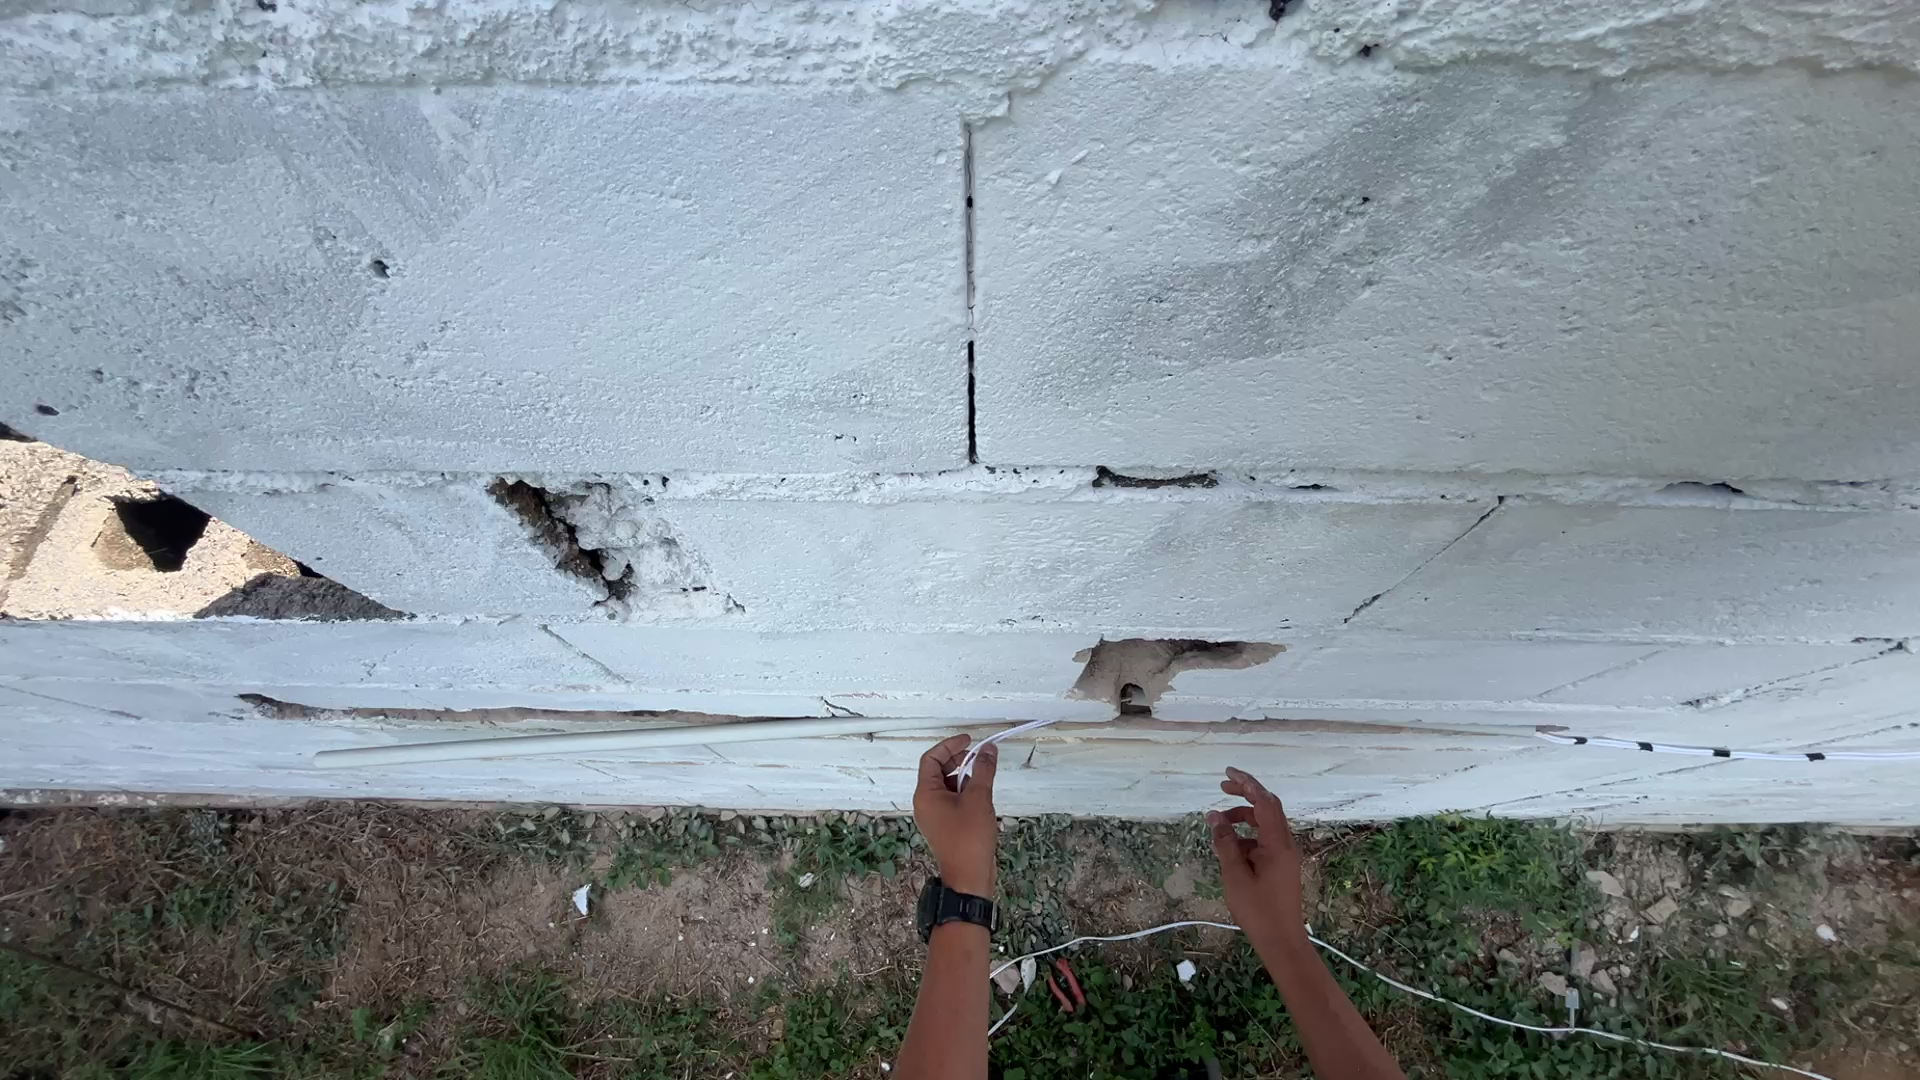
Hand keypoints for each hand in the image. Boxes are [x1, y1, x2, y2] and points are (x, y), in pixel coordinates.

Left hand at [913, 734, 998, 896]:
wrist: (969, 879)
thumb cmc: (969, 837)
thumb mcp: (978, 798)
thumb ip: (983, 770)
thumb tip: (988, 749)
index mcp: (926, 794)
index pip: (931, 759)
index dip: (950, 746)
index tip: (969, 740)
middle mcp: (925, 803)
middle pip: (938, 771)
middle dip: (959, 760)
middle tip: (980, 757)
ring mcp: (934, 815)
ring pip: (947, 785)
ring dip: (964, 776)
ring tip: (984, 775)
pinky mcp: (945, 825)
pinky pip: (952, 799)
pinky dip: (965, 791)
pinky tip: (982, 794)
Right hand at [1208, 766, 1305, 950]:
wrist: (1282, 942)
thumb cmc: (1258, 910)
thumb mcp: (1235, 874)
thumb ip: (1225, 842)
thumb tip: (1214, 816)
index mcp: (1278, 843)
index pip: (1265, 802)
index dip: (1247, 783)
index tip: (1227, 774)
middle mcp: (1286, 844)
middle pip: (1268, 807)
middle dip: (1246, 793)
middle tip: (1222, 787)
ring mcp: (1285, 855)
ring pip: (1265, 823)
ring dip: (1242, 817)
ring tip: (1218, 823)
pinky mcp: (1281, 866)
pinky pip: (1264, 839)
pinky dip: (1246, 834)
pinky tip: (1229, 846)